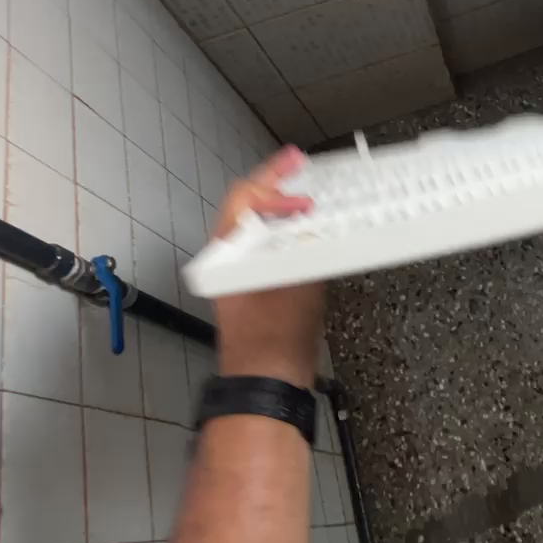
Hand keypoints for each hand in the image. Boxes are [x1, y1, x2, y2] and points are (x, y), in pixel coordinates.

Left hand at [209, 146, 324, 387]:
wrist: (268, 381)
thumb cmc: (277, 336)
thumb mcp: (298, 282)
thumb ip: (306, 246)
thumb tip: (315, 220)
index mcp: (227, 254)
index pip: (245, 200)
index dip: (276, 190)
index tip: (305, 197)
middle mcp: (228, 258)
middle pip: (248, 205)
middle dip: (274, 182)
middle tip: (298, 161)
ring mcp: (241, 271)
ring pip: (258, 222)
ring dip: (280, 202)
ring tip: (304, 185)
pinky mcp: (257, 284)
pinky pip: (268, 242)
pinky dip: (286, 227)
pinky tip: (307, 224)